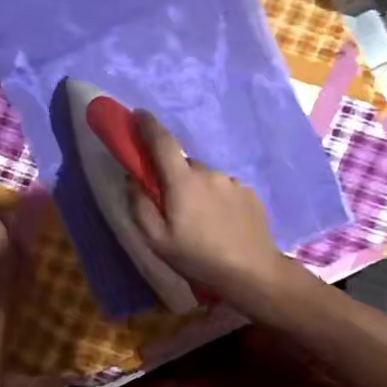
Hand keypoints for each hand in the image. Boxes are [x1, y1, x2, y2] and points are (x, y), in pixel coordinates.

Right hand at [127, 111, 292, 305]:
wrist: (253, 272)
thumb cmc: (199, 258)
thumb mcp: (157, 241)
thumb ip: (140, 206)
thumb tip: (133, 179)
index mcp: (183, 181)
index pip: (163, 142)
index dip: (148, 125)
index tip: (138, 114)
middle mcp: (209, 173)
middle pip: (183, 166)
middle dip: (174, 178)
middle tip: (172, 206)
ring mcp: (232, 181)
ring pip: (205, 179)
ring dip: (197, 191)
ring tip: (200, 222)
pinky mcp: (249, 193)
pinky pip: (223, 189)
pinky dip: (216, 200)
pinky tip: (220, 225)